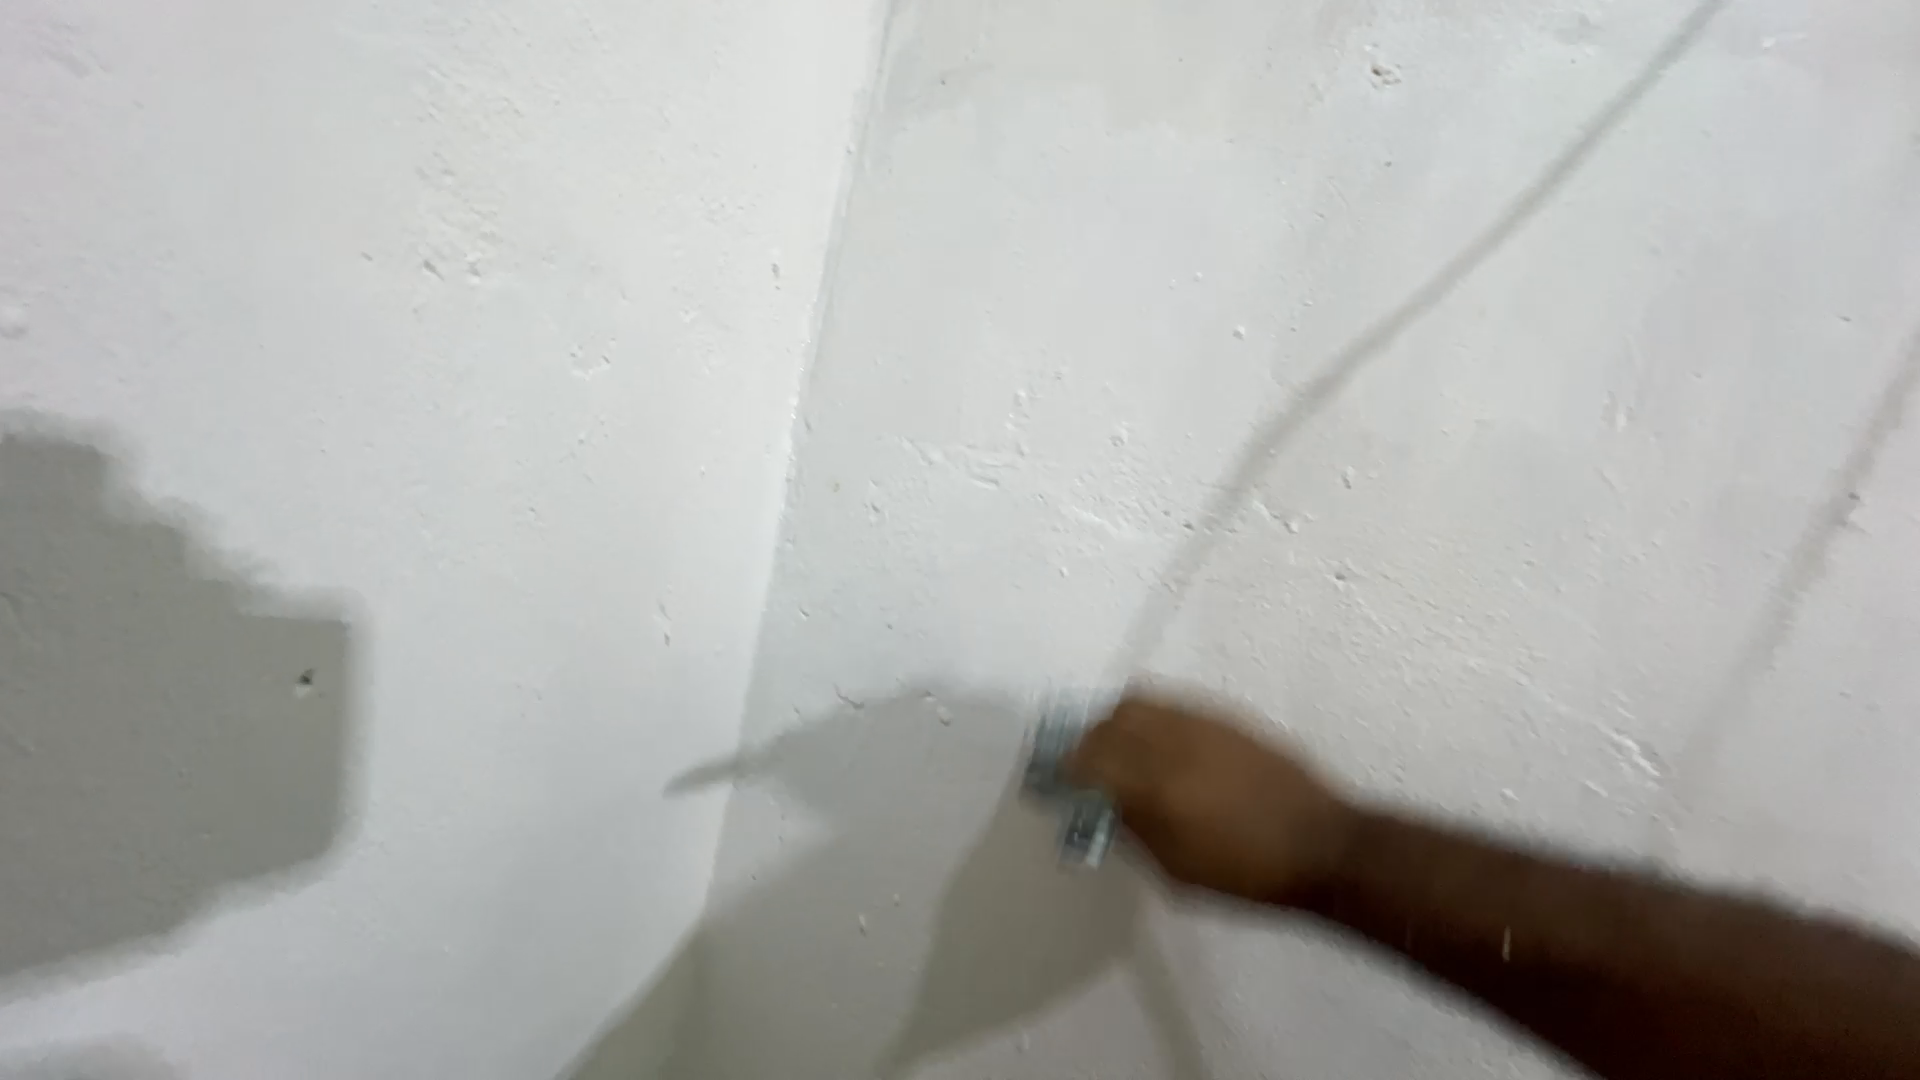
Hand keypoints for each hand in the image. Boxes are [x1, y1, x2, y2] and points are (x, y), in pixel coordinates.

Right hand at [1063, 688, 1354, 904]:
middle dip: (1086, 741)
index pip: (1088, 762)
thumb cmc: (1247, 872)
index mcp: (1153, 788)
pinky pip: (1169, 702)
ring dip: (1114, 722)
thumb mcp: (1176, 870)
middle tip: (1085, 762)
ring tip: (1116, 744)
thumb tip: (1105, 806)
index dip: (1064, 769)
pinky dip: (1148, 716)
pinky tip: (1156, 740)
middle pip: (1106, 723)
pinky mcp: (1221, 716)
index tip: (1055, 780)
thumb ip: (1133, 831)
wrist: (1323, 844)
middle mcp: (1169, 744)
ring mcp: (1197, 723)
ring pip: (1137, 702)